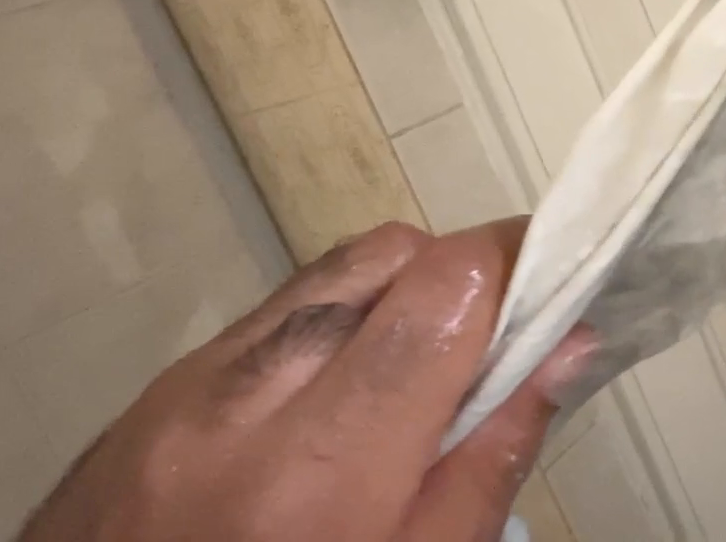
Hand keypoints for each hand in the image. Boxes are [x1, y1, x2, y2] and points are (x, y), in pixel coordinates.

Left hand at [19, 219, 592, 541]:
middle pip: (392, 255)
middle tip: (491, 335)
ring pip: (336, 268)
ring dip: (402, 287)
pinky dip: (340, 317)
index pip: (443, 290)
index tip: (554, 280)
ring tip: (418, 359)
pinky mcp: (155, 389)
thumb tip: (570, 340)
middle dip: (462, 273)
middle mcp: (241, 400)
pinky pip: (282, 307)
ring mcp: (184, 386)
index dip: (514, 261)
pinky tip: (342, 387)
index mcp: (316, 471)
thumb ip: (494, 456)